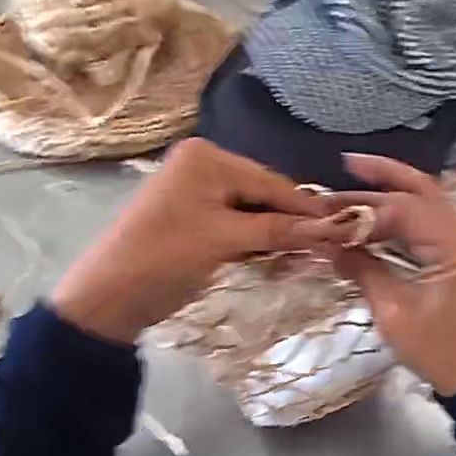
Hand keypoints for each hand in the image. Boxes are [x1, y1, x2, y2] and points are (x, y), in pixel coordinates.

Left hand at [51, 138, 351, 343]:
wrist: (109, 298)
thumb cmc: (165, 258)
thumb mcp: (226, 241)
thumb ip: (280, 230)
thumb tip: (334, 228)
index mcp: (206, 158)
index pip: (272, 182)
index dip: (308, 209)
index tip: (345, 230)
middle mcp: (204, 165)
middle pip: (265, 195)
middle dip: (291, 224)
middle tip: (325, 250)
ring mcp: (199, 192)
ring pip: (255, 212)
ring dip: (276, 237)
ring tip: (301, 259)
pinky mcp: (197, 217)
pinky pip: (240, 225)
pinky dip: (257, 243)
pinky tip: (274, 260)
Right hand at [324, 154, 455, 395]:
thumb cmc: (436, 349)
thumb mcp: (393, 312)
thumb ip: (362, 270)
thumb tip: (327, 244)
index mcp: (454, 244)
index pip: (402, 209)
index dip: (361, 211)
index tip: (326, 217)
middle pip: (420, 189)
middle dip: (377, 183)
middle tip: (339, 176)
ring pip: (427, 198)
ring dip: (389, 191)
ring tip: (351, 185)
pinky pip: (431, 218)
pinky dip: (403, 212)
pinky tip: (375, 210)